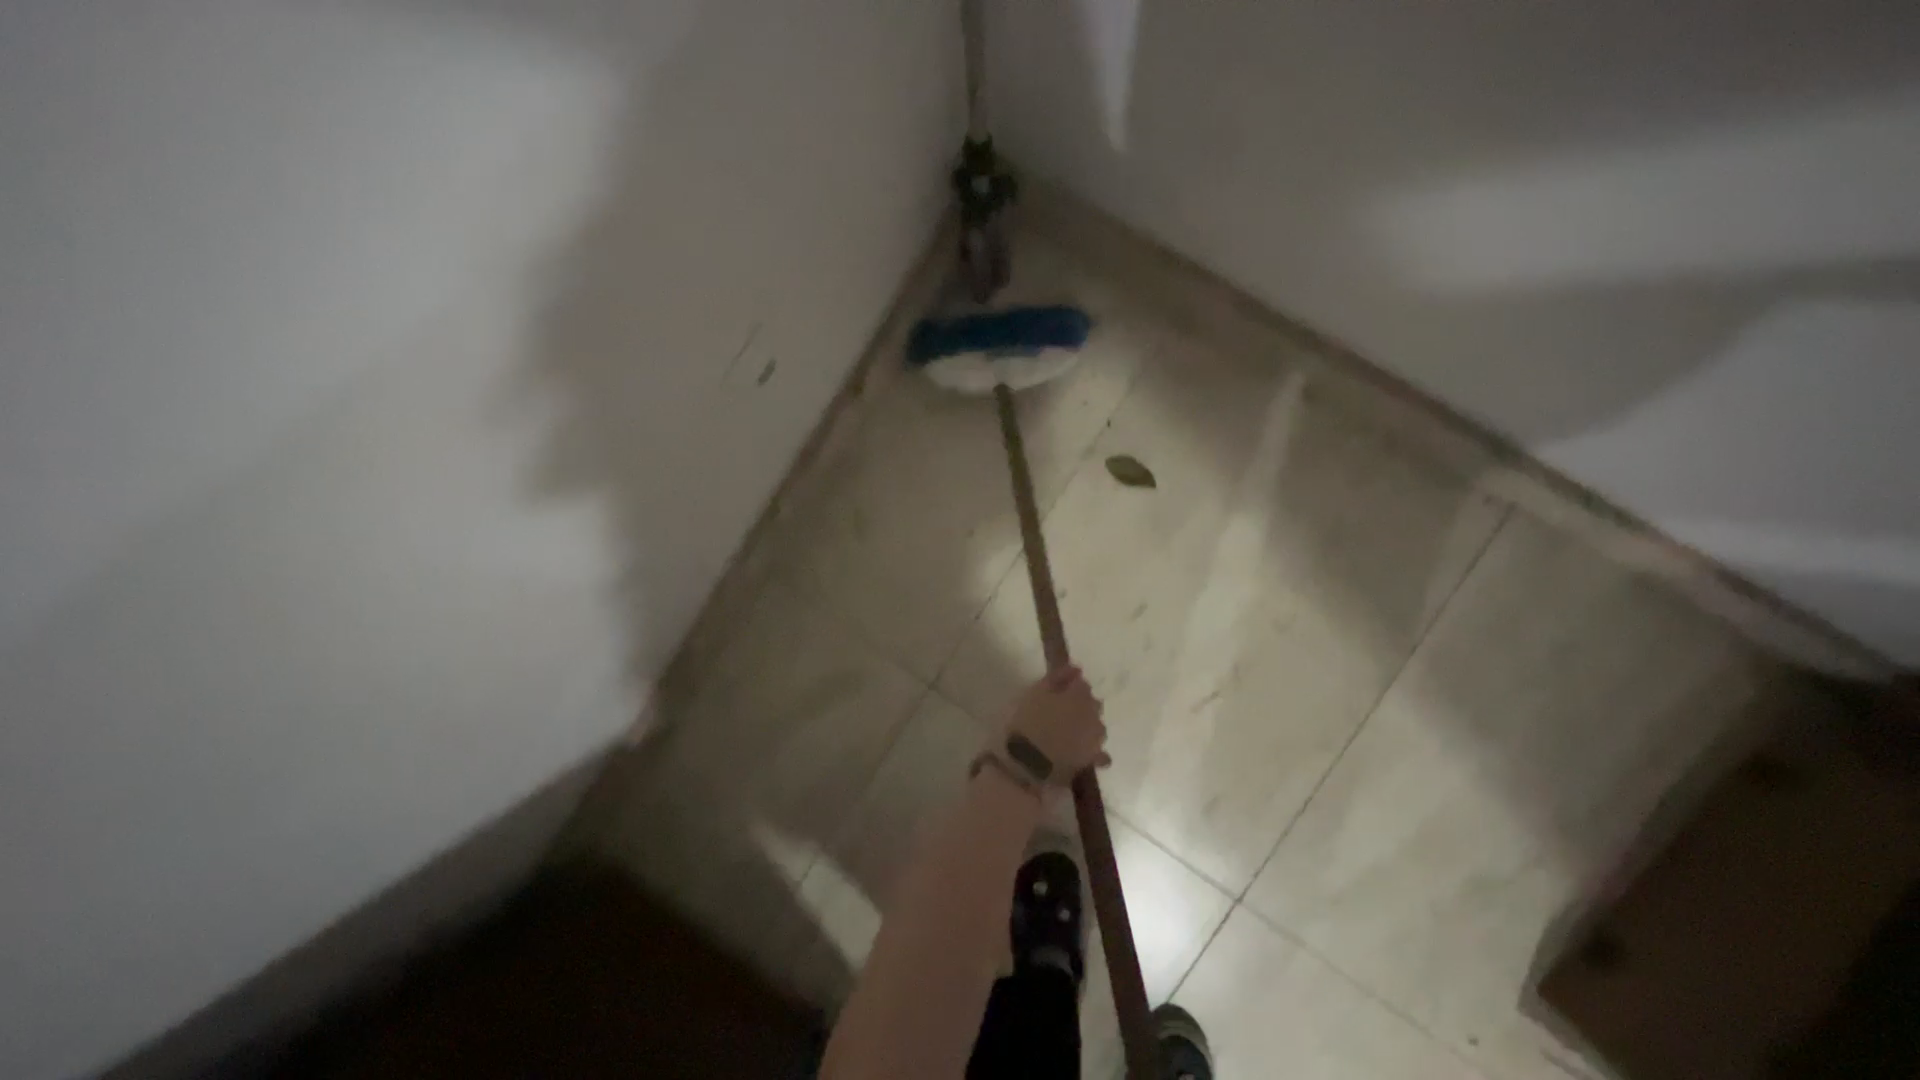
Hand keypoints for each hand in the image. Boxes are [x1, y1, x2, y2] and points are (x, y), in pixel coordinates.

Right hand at [1002, 665, 1108, 780]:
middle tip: (1059, 712)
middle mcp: (1094, 714)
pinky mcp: (1092, 759)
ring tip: (1067, 733)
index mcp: (1081, 695)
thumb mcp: (1036, 693)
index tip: (1056, 692)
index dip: (1069, 686)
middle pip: (1092, 704)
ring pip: (1096, 726)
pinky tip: (1082, 753)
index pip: (1081, 683)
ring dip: (1087, 726)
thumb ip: (1057, 678)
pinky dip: (1096, 753)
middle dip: (1080, 705)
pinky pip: (1100, 754)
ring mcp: (1096, 738)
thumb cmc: (1028, 723)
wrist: (1029, 763)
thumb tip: (1076, 669)